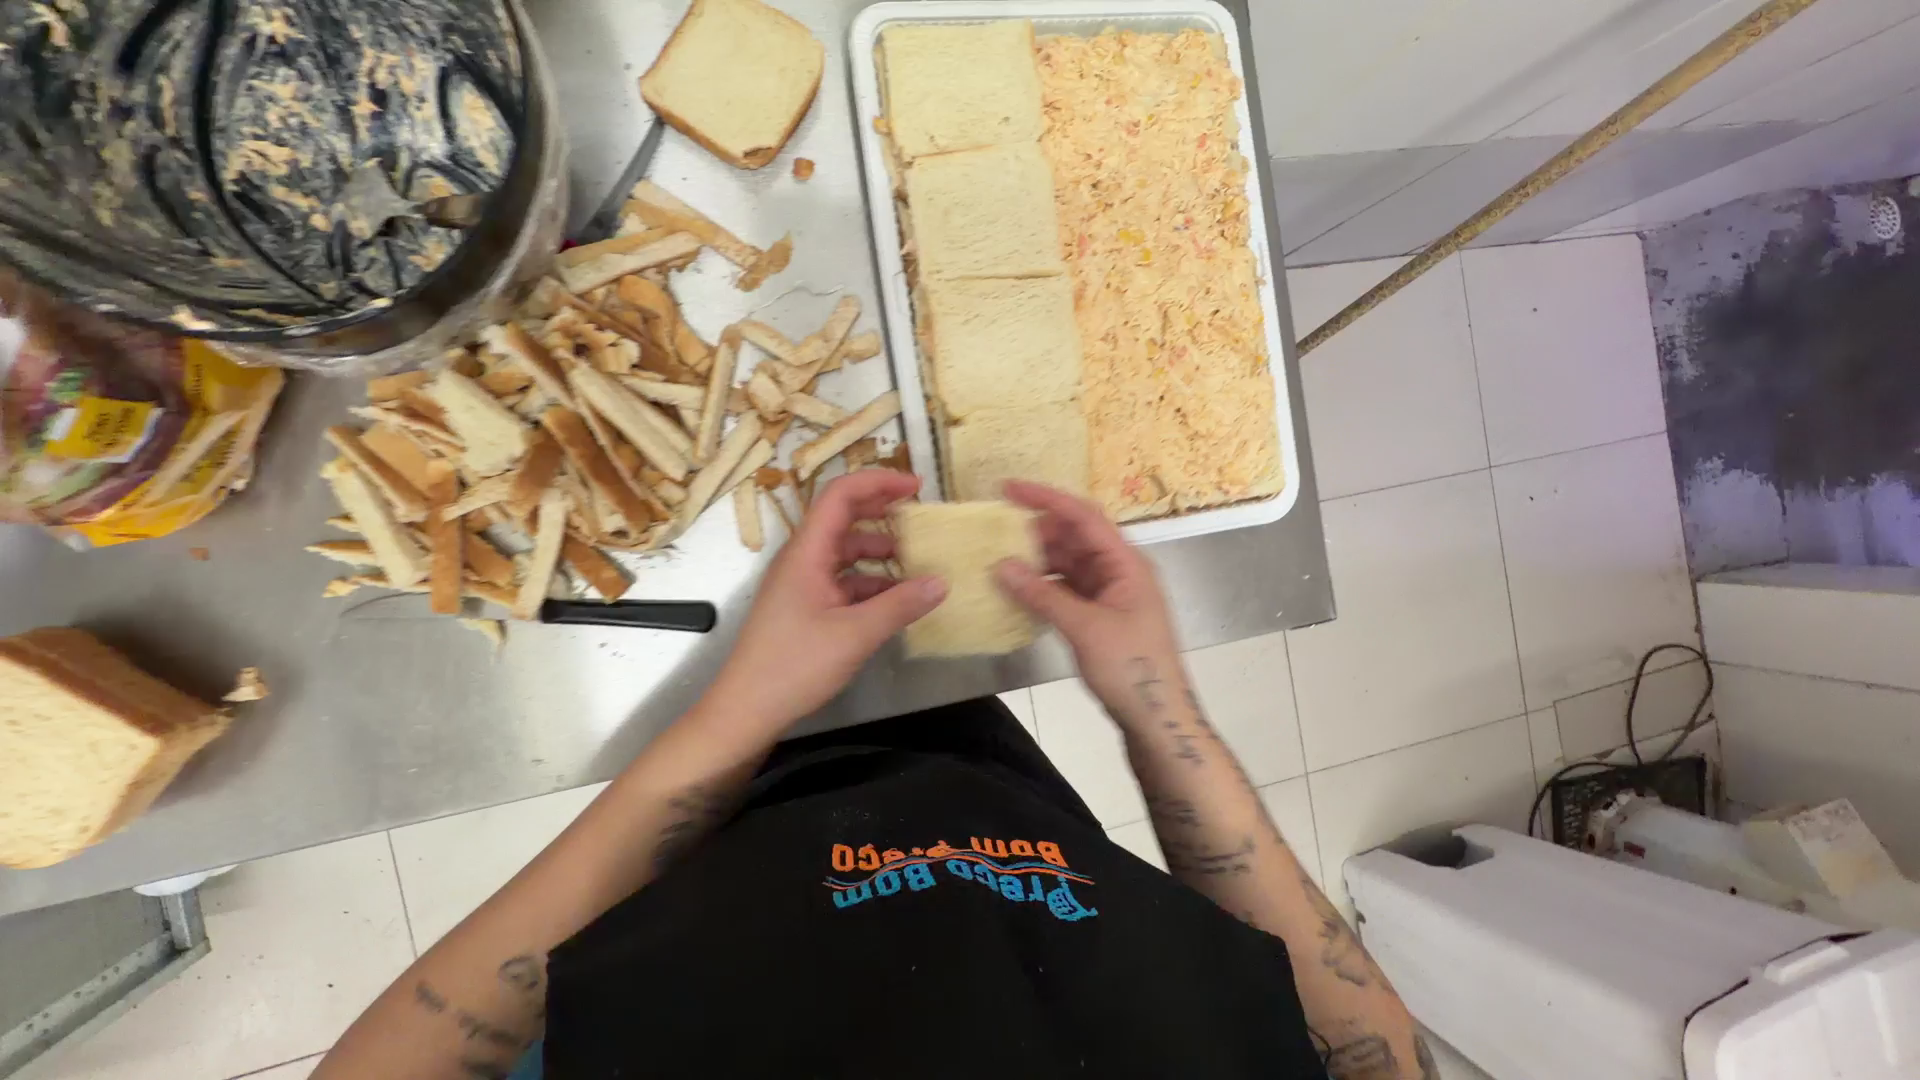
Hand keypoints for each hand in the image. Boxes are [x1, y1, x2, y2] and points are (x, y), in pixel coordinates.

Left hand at [708, 470, 946, 728]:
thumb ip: (900, 605)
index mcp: (806, 553)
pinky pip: (843, 582)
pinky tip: (897, 599)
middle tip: (920, 516)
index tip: (916, 486)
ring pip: (845, 554)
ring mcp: (802, 585)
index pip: (840, 496)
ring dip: (880, 552)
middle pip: (843, 519)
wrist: (746, 710)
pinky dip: (871, 583)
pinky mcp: (805, 609)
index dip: (878, 482)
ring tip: (917, 562)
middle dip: (882, 512)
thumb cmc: (793, 666)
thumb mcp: (854, 635)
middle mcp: (802, 560)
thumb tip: (941, 582)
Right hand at [992, 481, 1183, 726]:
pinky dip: (1044, 585)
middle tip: (997, 532)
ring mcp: (1111, 594)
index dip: (1046, 498)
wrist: (1158, 718)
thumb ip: (1043, 595)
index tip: (1008, 488)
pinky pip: (1068, 588)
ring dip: (1038, 559)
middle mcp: (1120, 571)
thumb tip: (1002, 566)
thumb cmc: (1131, 668)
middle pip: (1075, 536)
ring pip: (1070, 563)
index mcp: (1126, 562)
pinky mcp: (1101, 617)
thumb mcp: (1085, 628)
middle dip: (1037, 530)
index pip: (1083, 515)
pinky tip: (1019, 590)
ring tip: (1001, 559)